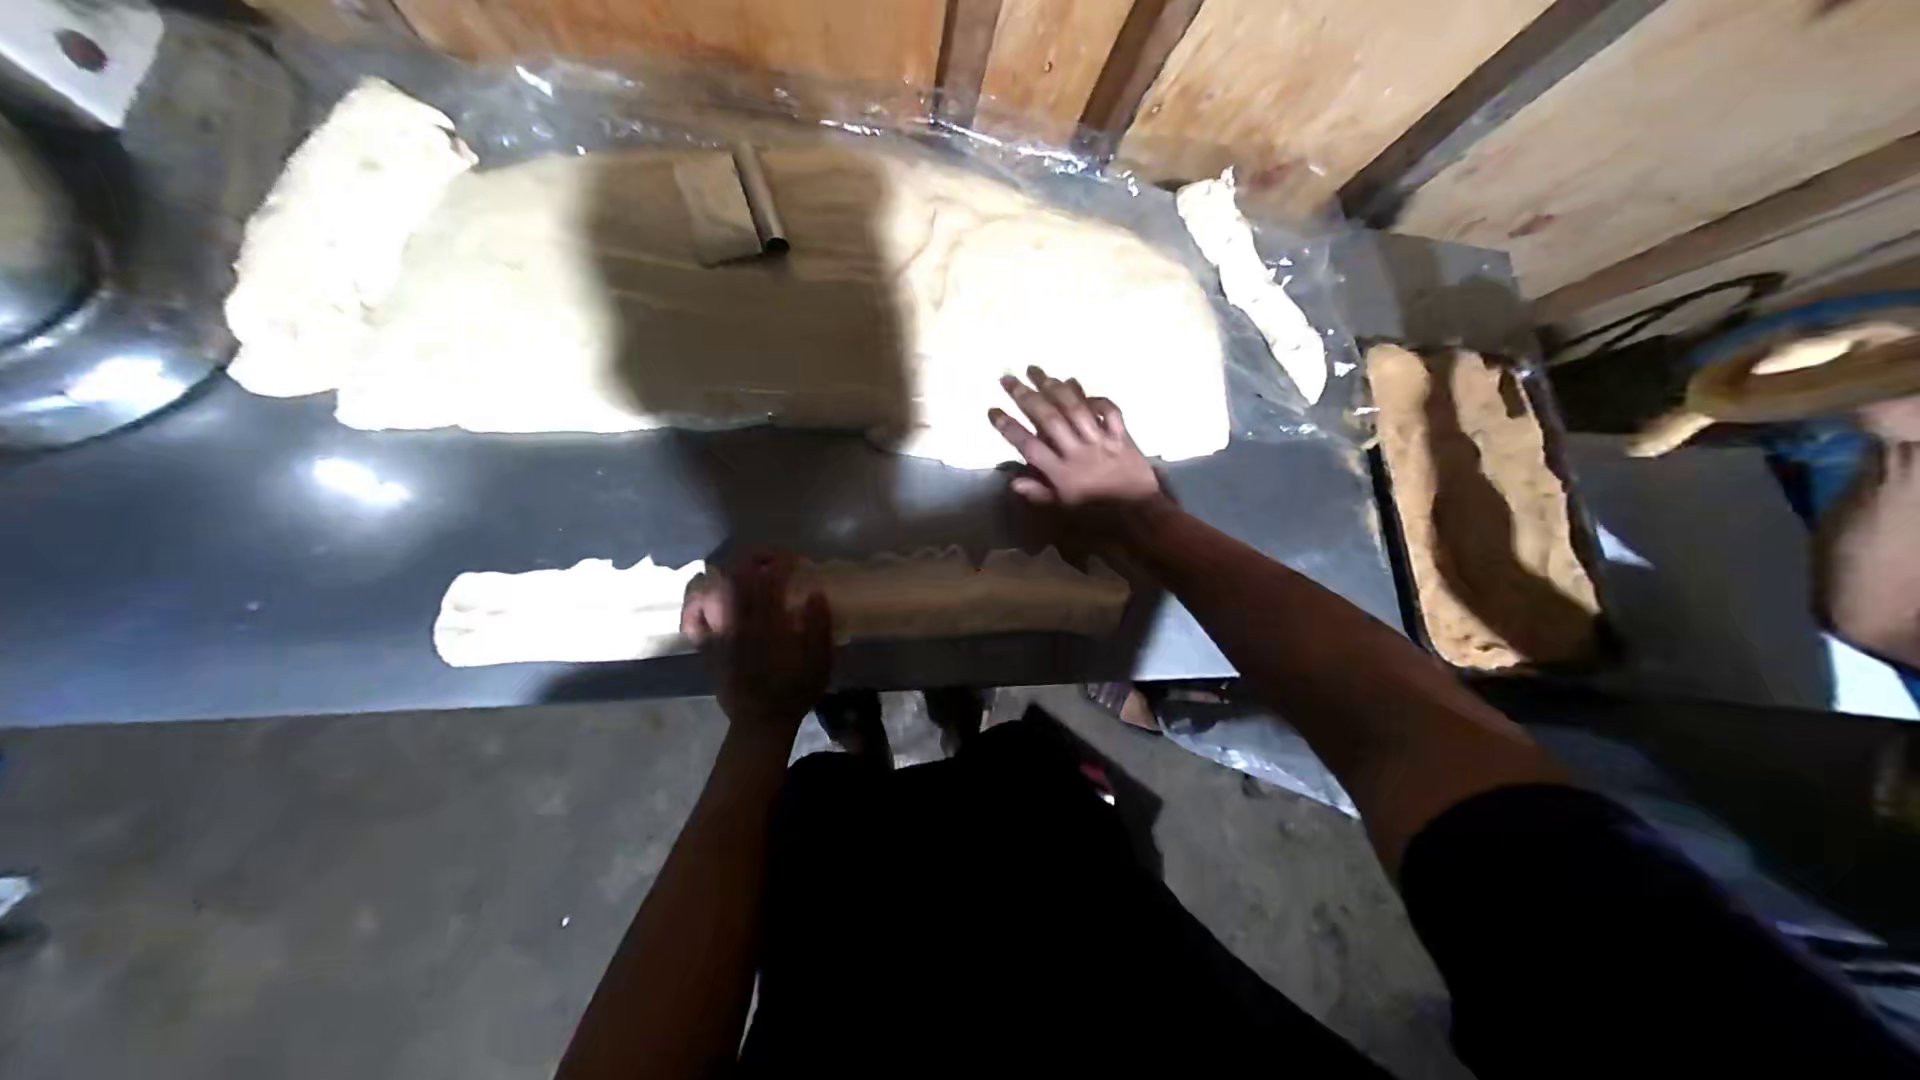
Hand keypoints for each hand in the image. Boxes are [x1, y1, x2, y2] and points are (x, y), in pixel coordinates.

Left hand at [682, 553, 831, 732]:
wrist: (760, 723)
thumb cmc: (795, 692)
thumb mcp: (820, 664)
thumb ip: (819, 628)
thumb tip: (815, 594)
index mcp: (769, 626)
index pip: (769, 580)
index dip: (781, 562)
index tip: (796, 562)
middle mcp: (739, 625)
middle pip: (736, 577)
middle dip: (753, 558)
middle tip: (772, 559)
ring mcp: (718, 635)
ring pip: (713, 591)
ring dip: (729, 574)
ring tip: (746, 573)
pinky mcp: (706, 647)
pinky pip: (692, 618)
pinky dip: (698, 602)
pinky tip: (711, 595)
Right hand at [989, 366, 1165, 515]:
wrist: (1140, 514)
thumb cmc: (1098, 515)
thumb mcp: (1065, 510)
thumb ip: (1040, 493)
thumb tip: (1013, 481)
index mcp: (1061, 473)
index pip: (1029, 445)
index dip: (1009, 427)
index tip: (993, 410)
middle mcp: (1077, 452)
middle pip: (1048, 419)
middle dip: (1026, 396)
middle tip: (1008, 378)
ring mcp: (1101, 441)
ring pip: (1075, 408)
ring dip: (1055, 387)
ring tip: (1037, 372)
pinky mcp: (1122, 436)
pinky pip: (1109, 411)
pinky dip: (1095, 398)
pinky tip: (1080, 389)